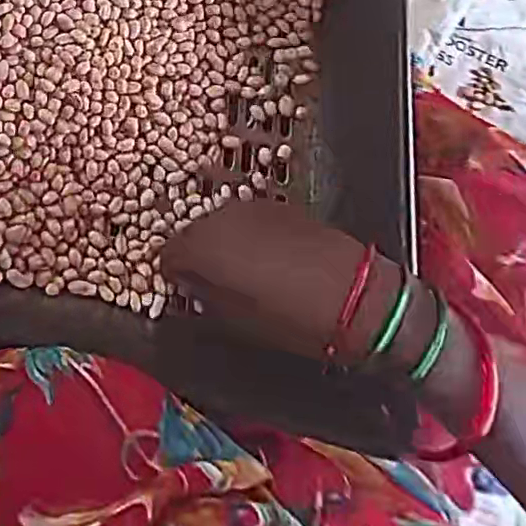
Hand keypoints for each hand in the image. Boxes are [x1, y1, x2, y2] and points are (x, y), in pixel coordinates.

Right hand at [160, 200, 395, 361]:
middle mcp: (215, 219)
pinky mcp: (272, 205)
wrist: (359, 296)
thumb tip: (190, 286)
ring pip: (215, 223)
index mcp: (200, 248)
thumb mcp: (238, 321)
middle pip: (189, 233)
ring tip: (240, 268)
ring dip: (219, 242)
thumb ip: (204, 297)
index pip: (166, 254)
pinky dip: (244, 234)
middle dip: (195, 254)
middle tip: (210, 281)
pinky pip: (243, 219)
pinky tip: (265, 255)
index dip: (173, 273)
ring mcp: (244, 207)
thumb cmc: (293, 319)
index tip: (183, 288)